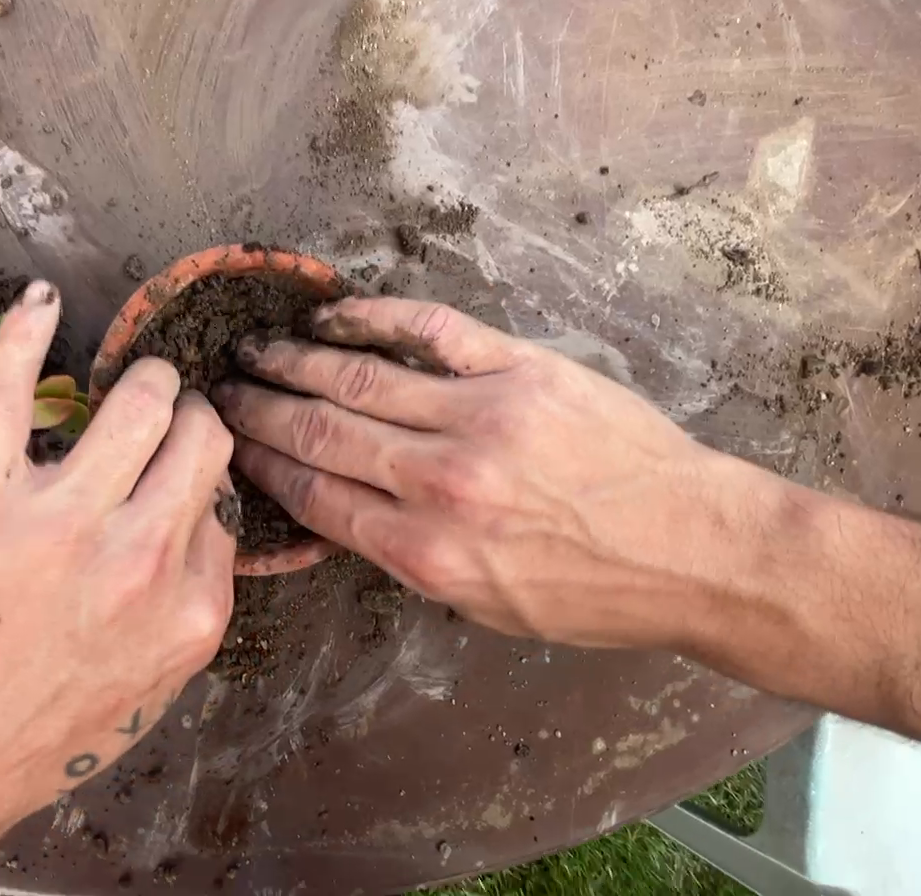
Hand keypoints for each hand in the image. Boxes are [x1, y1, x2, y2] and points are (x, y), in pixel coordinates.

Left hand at [0, 281, 234, 828]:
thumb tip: (200, 508)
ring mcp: (60, 523)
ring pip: (136, 402)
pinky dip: (23, 335)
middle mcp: (140, 557)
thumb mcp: (158, 677)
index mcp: (191, 605)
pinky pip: (9, 393)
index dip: (197, 472)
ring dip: (142, 380)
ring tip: (127, 384)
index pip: (222, 493)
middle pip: (197, 433)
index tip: (174, 466)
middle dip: (185, 413)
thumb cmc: (50, 728)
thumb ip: (195, 590)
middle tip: (159, 416)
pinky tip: (40, 301)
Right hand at [212, 297, 760, 650]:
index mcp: (426, 551)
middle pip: (322, 431)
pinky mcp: (519, 368)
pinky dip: (373, 316)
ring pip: (359, 377)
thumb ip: (400, 556)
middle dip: (259, 409)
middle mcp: (441, 482)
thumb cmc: (589, 591)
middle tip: (221, 391)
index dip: (262, 464)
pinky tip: (331, 315)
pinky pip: (430, 328)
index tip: (230, 445)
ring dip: (295, 360)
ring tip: (255, 350)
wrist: (699, 549)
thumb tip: (333, 509)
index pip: (315, 493)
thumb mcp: (481, 604)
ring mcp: (480, 416)